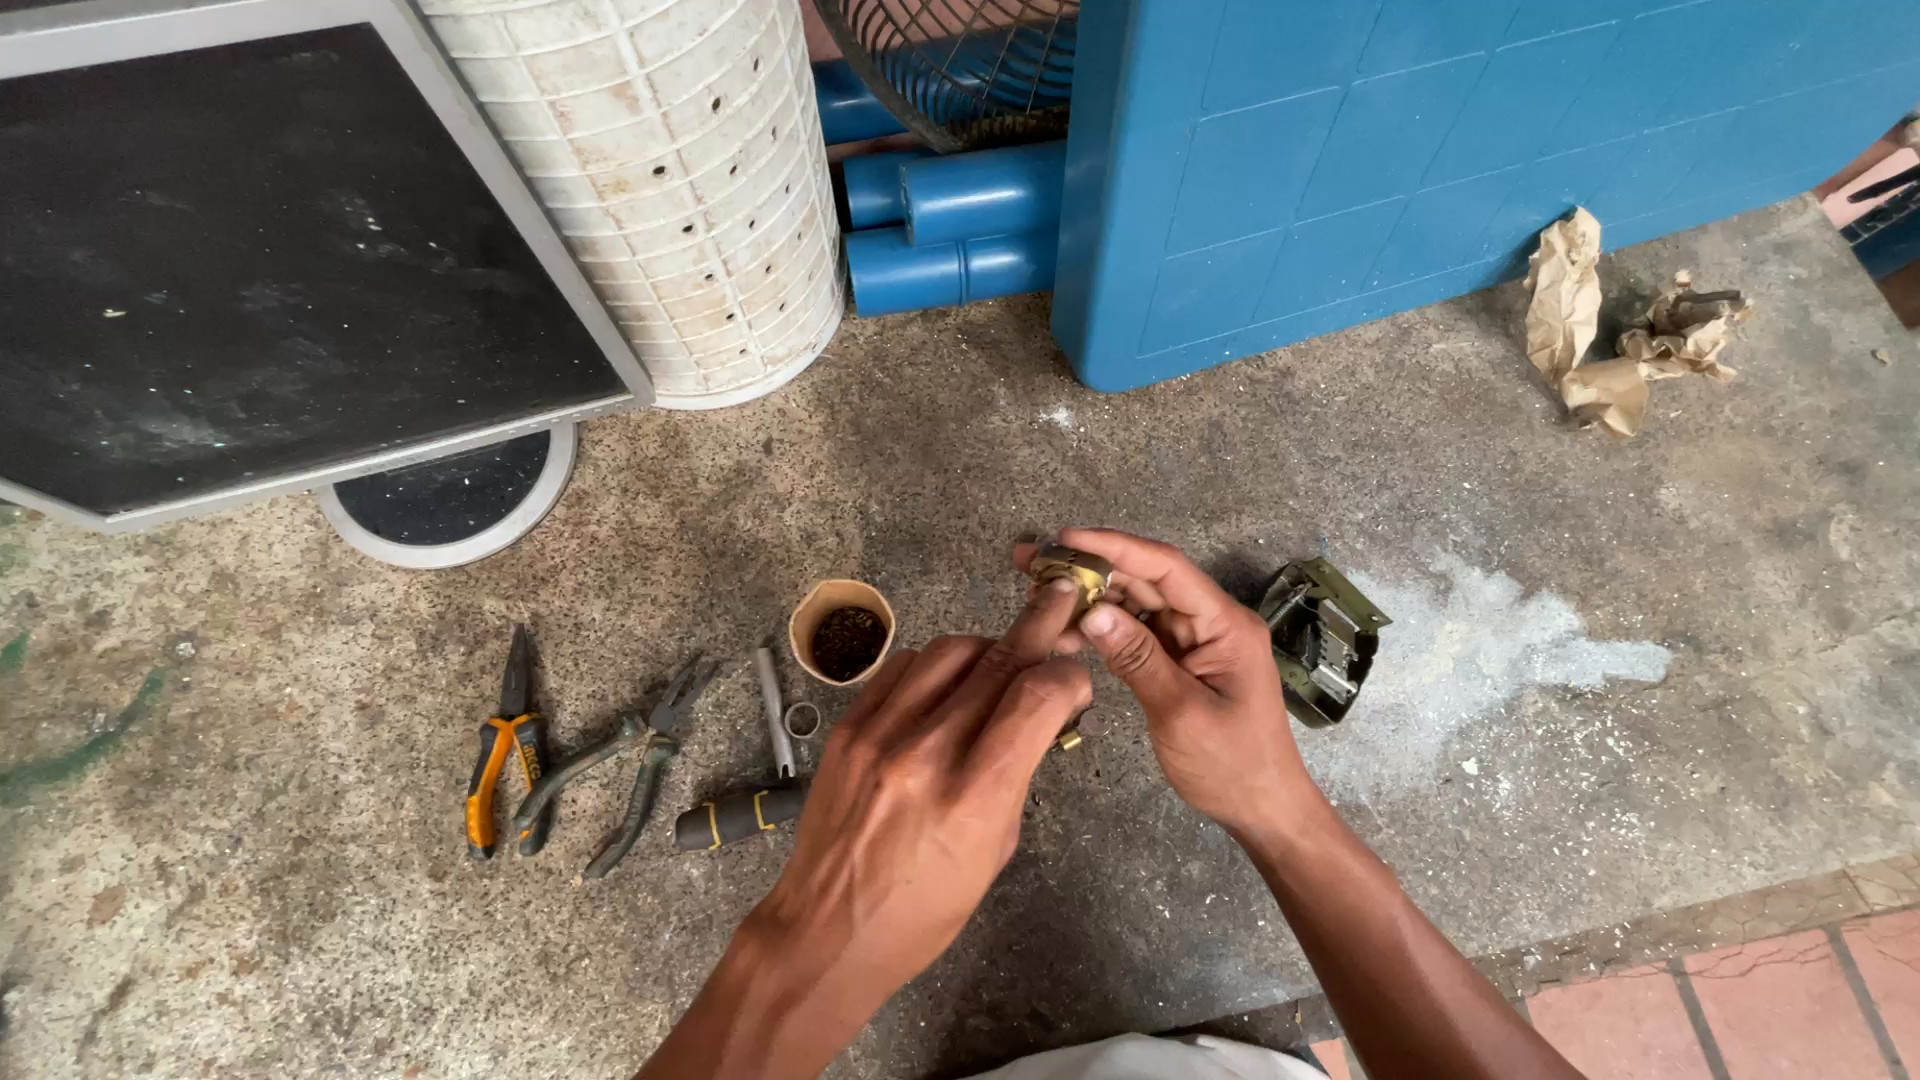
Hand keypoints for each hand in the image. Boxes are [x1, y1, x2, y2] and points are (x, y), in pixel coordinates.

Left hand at [754, 576, 1089, 996]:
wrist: (826, 930)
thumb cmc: (923, 912)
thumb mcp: (993, 852)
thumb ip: (1015, 775)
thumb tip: (1036, 716)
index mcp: (973, 799)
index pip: (1035, 699)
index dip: (1068, 677)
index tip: (1075, 681)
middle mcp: (925, 754)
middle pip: (997, 661)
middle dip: (1039, 630)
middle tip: (1058, 612)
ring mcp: (878, 734)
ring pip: (948, 650)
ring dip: (986, 647)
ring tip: (999, 663)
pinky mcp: (846, 726)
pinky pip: (901, 666)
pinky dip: (936, 664)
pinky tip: (946, 682)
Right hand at [1015, 529, 1323, 837]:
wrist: (1262, 809)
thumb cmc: (1232, 765)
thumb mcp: (1180, 713)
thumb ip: (1137, 659)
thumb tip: (1091, 612)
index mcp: (1224, 624)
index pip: (1166, 568)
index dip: (1115, 547)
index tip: (1066, 539)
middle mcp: (1208, 621)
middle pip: (1145, 580)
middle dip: (1091, 568)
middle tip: (1033, 562)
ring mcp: (1192, 640)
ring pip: (1135, 603)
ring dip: (1091, 598)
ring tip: (1039, 595)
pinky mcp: (1177, 659)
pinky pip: (1135, 632)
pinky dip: (1101, 630)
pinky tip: (1067, 634)